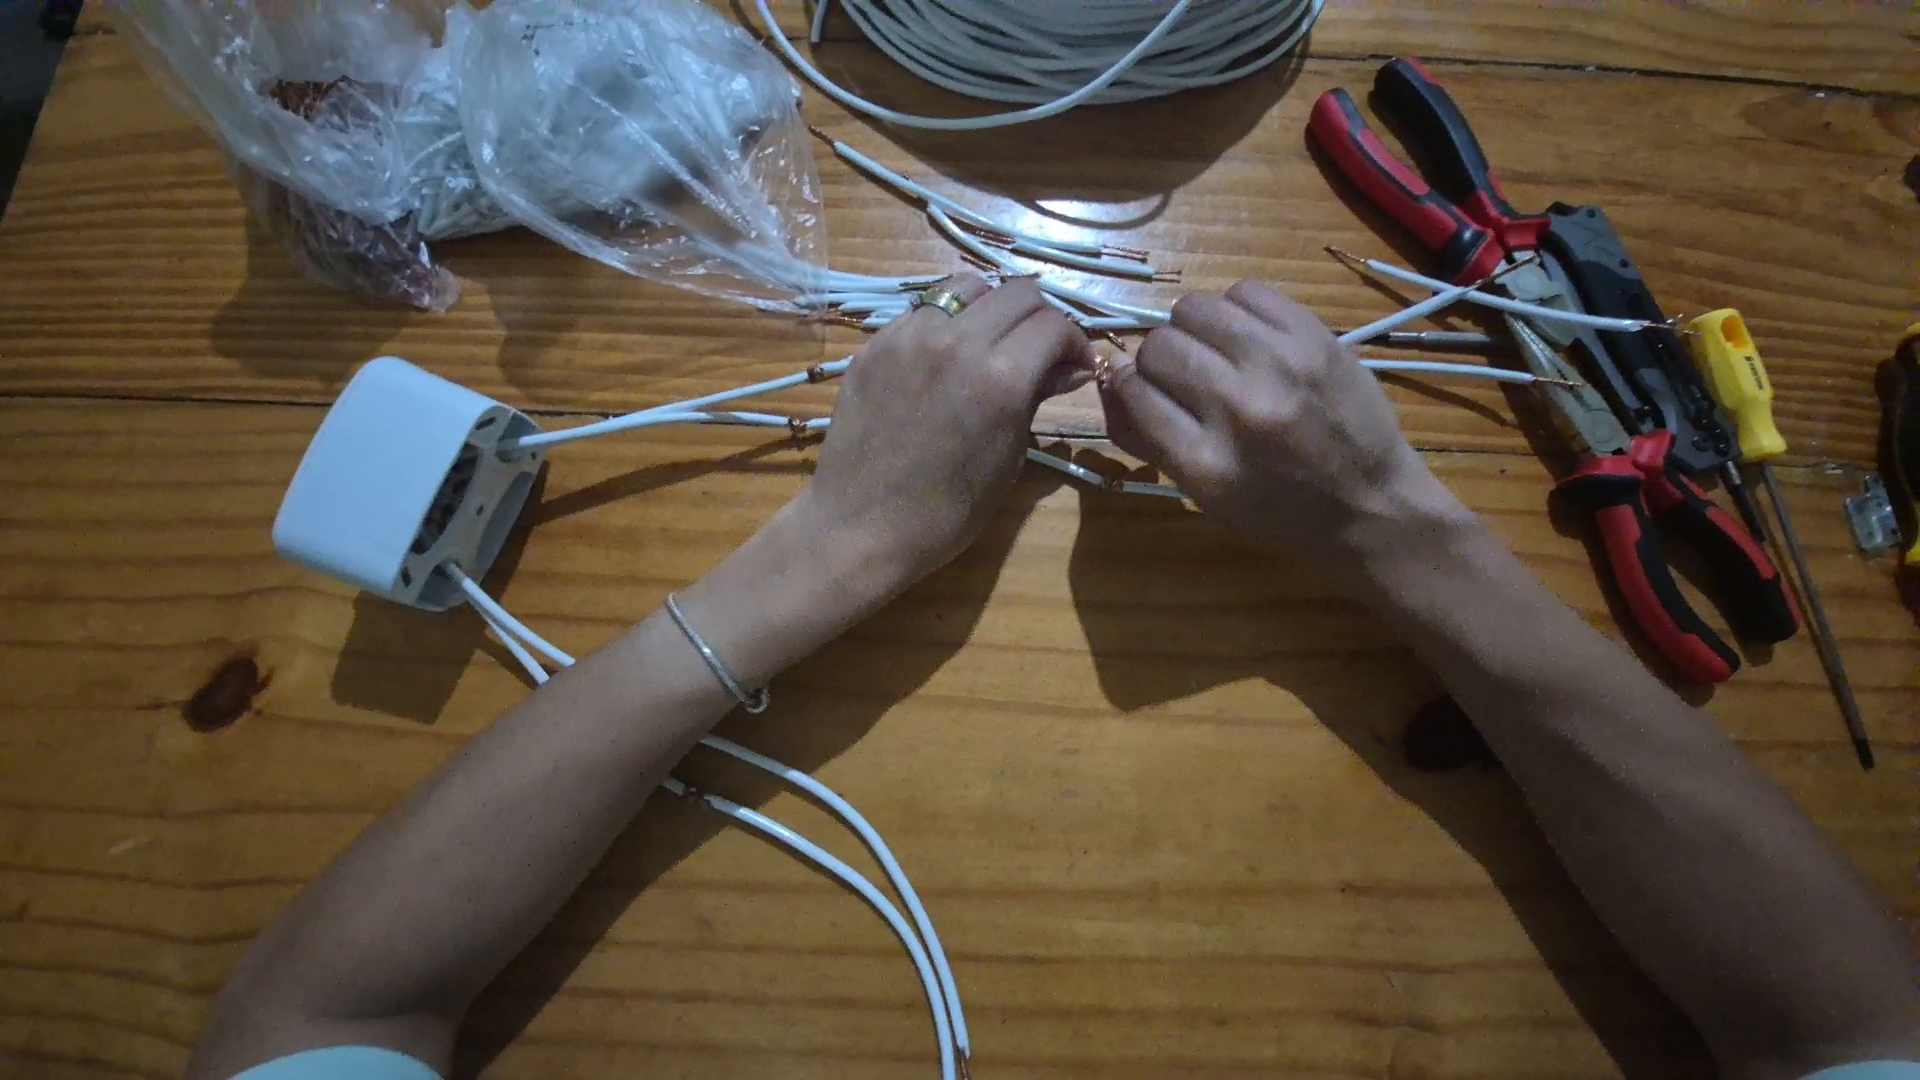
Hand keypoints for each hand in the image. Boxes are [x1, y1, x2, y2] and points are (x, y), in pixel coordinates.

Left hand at [803, 274, 1091, 585]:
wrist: (862, 526)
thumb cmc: (947, 513)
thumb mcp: (1008, 460)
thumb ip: (1037, 401)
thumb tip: (1069, 369)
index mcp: (1000, 378)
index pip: (1053, 324)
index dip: (1073, 343)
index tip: (1073, 365)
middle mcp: (957, 342)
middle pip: (1017, 292)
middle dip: (1040, 318)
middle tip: (1039, 352)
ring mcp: (909, 337)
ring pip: (966, 288)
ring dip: (991, 308)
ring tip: (990, 343)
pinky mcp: (875, 344)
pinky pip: (923, 311)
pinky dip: (947, 323)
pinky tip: (944, 358)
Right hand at [1100, 280, 1465, 563]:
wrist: (1368, 504)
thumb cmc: (1273, 510)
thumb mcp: (1200, 493)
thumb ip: (1145, 438)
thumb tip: (1108, 379)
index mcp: (1204, 462)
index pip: (1134, 392)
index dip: (1126, 386)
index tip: (1139, 389)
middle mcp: (1239, 409)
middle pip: (1159, 347)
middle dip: (1156, 360)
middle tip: (1180, 376)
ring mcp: (1281, 366)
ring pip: (1194, 309)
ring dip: (1190, 329)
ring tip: (1211, 352)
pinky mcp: (1315, 337)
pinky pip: (1245, 291)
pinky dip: (1233, 311)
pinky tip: (1245, 338)